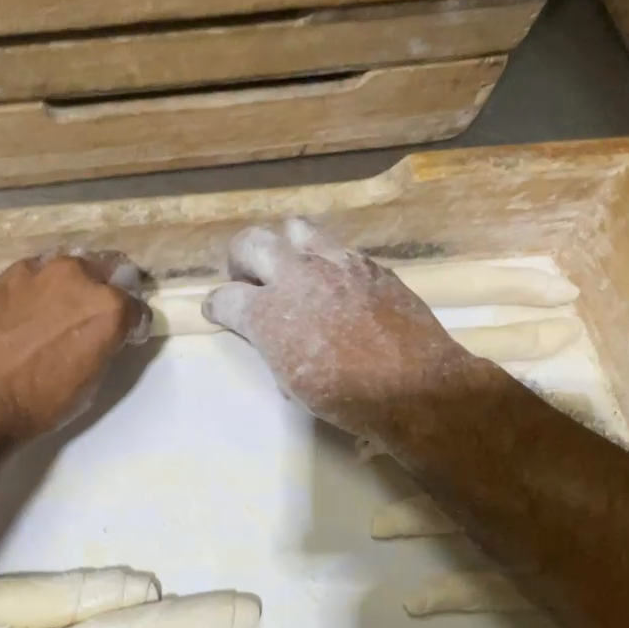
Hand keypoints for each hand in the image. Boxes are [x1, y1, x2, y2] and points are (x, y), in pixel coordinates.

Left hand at [0, 252, 149, 445]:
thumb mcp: (89, 383)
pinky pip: (39, 270)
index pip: (137, 308)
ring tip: (65, 306)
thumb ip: (104, 347)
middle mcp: (80, 278)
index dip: (132, 326)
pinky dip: (44, 283)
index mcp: (109, 309)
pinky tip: (34, 305)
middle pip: (110, 272)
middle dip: (110, 291)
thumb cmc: (38, 404)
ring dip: (77, 282)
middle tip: (96, 316)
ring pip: (74, 264)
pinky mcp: (10, 273)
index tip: (125, 337)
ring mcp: (42, 270)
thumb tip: (103, 337)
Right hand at [204, 219, 471, 439]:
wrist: (413, 387)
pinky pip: (336, 250)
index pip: (224, 297)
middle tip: (247, 279)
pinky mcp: (369, 265)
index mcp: (267, 313)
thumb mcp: (290, 381)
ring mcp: (336, 264)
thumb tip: (268, 336)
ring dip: (284, 247)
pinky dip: (324, 263)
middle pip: (251, 243)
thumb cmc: (345, 398)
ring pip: (295, 230)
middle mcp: (296, 276)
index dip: (215, 306)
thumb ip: (270, 346)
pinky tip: (334, 287)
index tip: (216, 311)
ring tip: (291, 270)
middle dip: (241, 260)